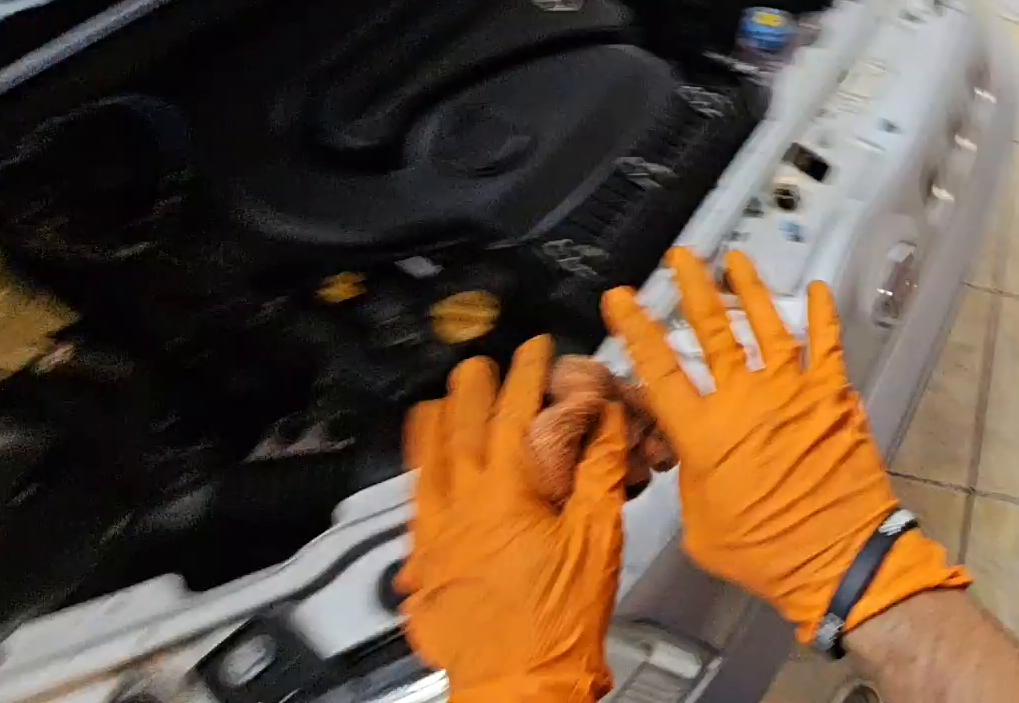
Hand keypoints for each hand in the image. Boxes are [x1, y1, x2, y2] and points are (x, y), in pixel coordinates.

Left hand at [398, 336, 628, 702]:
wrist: (521, 686)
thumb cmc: (564, 613)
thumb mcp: (599, 534)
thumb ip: (600, 470)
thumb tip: (604, 420)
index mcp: (505, 498)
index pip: (512, 420)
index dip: (525, 378)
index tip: (533, 350)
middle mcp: (459, 514)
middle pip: (459, 438)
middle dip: (470, 394)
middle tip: (476, 364)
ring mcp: (434, 545)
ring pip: (426, 475)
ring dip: (430, 434)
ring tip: (431, 405)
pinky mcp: (425, 574)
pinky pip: (414, 514)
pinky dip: (418, 482)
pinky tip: (423, 476)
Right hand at [602, 248, 969, 645]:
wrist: (833, 554)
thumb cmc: (761, 549)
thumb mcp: (700, 522)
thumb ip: (691, 472)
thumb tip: (693, 444)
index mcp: (703, 432)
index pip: (660, 368)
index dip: (637, 328)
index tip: (622, 296)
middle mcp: (744, 398)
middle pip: (713, 331)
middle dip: (693, 288)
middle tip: (683, 256)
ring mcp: (792, 388)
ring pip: (767, 324)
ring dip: (750, 288)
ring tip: (736, 258)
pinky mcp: (831, 392)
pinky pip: (827, 343)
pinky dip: (824, 315)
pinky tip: (819, 289)